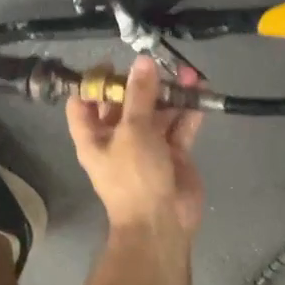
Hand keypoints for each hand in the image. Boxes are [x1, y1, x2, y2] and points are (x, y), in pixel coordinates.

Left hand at [66, 57, 206, 239]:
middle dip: (144, 83)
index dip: (93, 82)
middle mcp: (118, 139)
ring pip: (158, 112)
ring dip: (172, 94)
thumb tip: (143, 61)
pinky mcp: (173, 154)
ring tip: (188, 74)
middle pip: (126, 103)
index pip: (83, 104)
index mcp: (94, 137)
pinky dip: (190, 111)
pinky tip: (202, 92)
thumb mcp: (133, 131)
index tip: (113, 62)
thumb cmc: (134, 177)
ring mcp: (148, 147)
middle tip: (160, 63)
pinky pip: (180, 127)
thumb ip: (139, 95)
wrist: (162, 224)